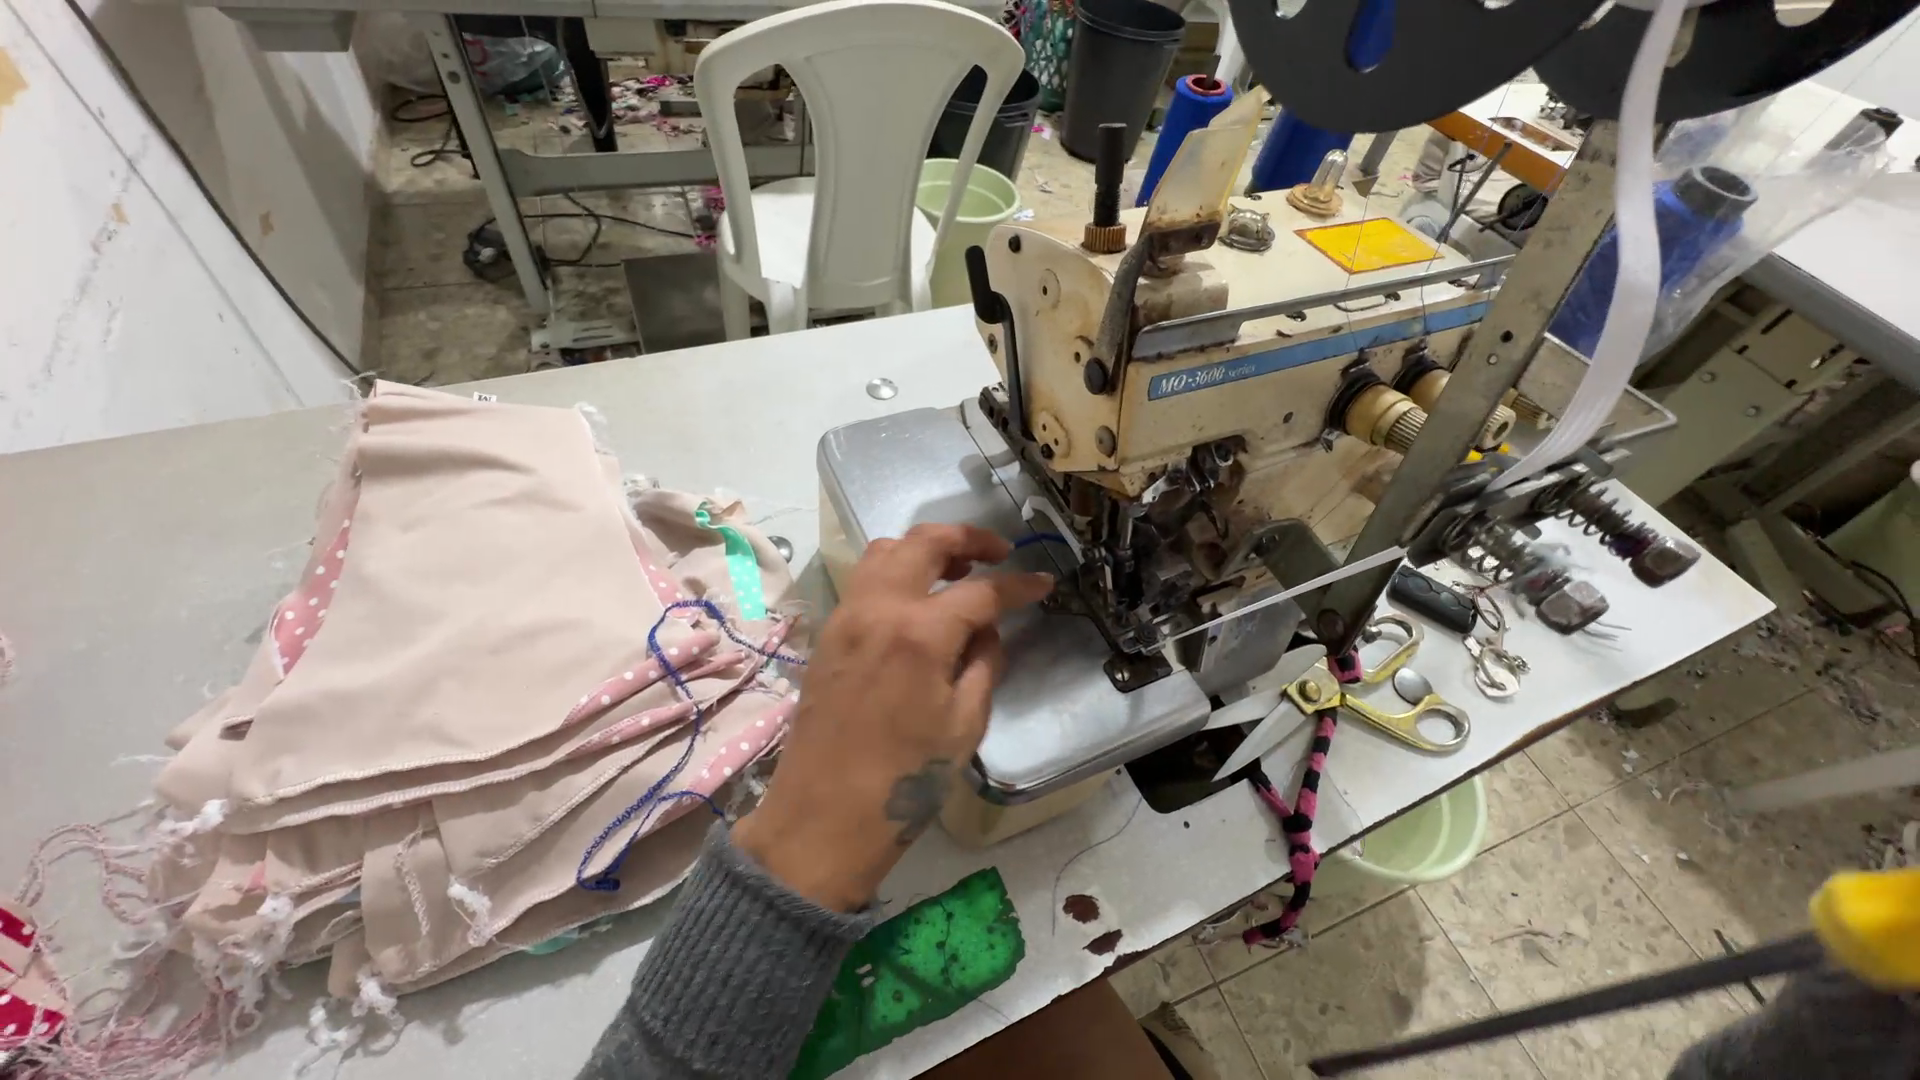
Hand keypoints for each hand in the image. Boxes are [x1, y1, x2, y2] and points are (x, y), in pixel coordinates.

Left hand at [733, 524, 1053, 911]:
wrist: (822, 817)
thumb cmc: (903, 781)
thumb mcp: (964, 725)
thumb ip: (983, 664)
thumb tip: (987, 631)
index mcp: (920, 633)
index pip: (981, 591)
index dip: (1019, 585)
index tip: (1044, 582)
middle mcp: (878, 608)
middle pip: (924, 543)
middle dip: (968, 539)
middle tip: (999, 552)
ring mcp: (846, 616)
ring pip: (886, 551)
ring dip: (925, 549)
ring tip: (957, 571)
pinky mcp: (829, 633)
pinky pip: (864, 579)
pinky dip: (896, 571)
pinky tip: (918, 601)